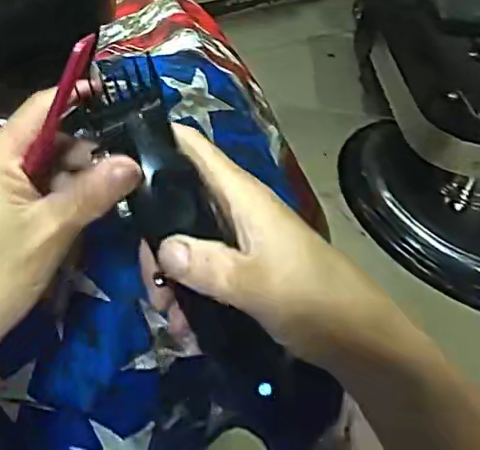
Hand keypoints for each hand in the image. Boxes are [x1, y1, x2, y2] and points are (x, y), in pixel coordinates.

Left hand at [0, 88, 141, 421]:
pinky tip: (64, 217)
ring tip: (91, 205)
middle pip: (40, 137)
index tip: (108, 93)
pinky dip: (45, 193)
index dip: (74, 95)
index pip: (39, 106)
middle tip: (111, 177)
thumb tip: (133, 161)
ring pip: (33, 164)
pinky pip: (19, 184)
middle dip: (77, 152)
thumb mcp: (52, 231)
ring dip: (64, 178)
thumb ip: (93, 191)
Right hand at [154, 124, 400, 368]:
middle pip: (177, 198)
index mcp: (240, 193)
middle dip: (154, 233)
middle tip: (147, 278)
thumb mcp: (256, 284)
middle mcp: (234, 206)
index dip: (157, 137)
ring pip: (185, 237)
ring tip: (168, 314)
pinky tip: (185, 325)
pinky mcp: (242, 265)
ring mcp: (238, 236)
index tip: (117, 154)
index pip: (192, 145)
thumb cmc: (312, 297)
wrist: (361, 342)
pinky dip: (188, 290)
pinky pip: (201, 266)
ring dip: (170, 272)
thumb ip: (208, 265)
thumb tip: (161, 249)